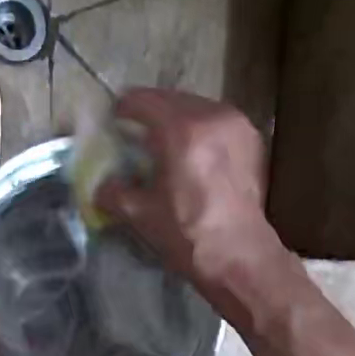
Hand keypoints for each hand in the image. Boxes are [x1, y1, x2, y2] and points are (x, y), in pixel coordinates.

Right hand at [95, 89, 287, 297]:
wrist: (239, 256)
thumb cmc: (187, 235)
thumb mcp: (140, 215)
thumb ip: (114, 192)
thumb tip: (102, 186)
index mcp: (181, 130)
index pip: (143, 100)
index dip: (123, 107)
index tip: (113, 118)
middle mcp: (212, 117)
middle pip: (172, 99)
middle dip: (151, 112)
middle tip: (135, 131)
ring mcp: (237, 126)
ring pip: (197, 107)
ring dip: (177, 119)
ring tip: (163, 142)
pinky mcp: (252, 141)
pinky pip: (218, 122)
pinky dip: (200, 130)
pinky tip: (191, 153)